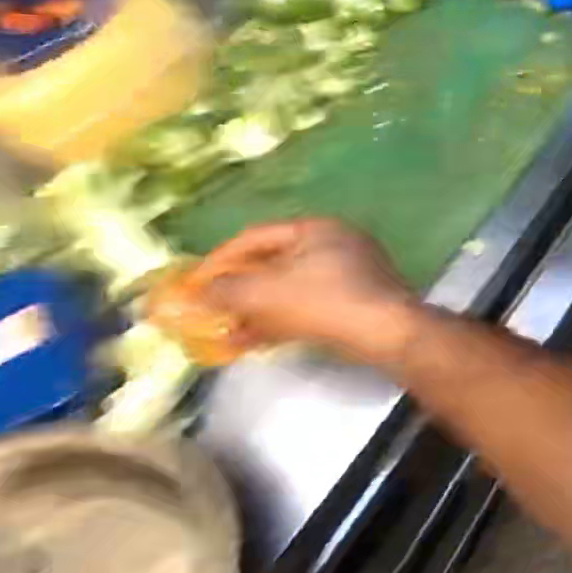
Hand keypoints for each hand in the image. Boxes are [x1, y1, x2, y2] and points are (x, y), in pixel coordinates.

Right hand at [184, 218, 424, 366]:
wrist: (384, 329)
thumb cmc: (322, 301)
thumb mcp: (261, 292)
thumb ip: (222, 290)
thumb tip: (197, 293)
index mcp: (317, 229)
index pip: (255, 236)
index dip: (216, 261)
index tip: (187, 287)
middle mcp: (336, 242)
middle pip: (271, 262)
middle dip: (234, 289)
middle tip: (201, 312)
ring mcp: (348, 270)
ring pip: (287, 287)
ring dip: (252, 309)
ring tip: (218, 334)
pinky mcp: (353, 298)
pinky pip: (306, 304)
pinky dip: (277, 320)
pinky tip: (248, 343)